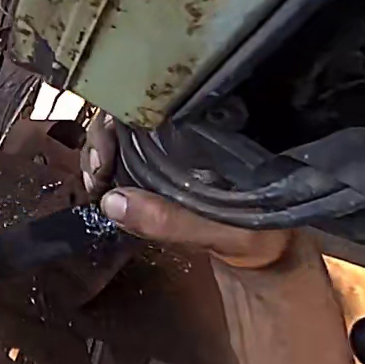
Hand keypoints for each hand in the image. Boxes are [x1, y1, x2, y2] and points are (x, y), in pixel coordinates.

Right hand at [81, 111, 294, 269]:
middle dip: (100, 138)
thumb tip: (112, 202)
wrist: (270, 261)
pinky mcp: (154, 177)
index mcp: (208, 134)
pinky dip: (100, 170)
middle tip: (96, 171)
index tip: (105, 147)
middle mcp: (183, 136)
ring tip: (95, 181)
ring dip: (95, 154)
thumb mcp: (227, 232)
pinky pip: (118, 161)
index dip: (119, 117)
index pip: (153, 102)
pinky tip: (99, 187)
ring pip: (116, 137)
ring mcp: (165, 156)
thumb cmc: (264, 239)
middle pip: (126, 116)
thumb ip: (173, 220)